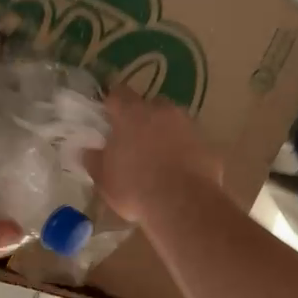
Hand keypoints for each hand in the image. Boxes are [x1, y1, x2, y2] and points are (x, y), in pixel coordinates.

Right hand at [87, 89, 222, 223]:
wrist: (184, 204)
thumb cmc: (135, 188)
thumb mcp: (104, 178)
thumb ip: (94, 159)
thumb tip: (88, 151)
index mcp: (133, 114)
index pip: (118, 93)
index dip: (113, 103)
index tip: (109, 115)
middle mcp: (163, 112)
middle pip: (151, 104)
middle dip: (143, 117)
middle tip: (135, 140)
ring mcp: (189, 126)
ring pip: (175, 122)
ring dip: (167, 133)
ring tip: (160, 158)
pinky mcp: (208, 145)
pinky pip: (192, 142)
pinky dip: (186, 151)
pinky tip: (181, 171)